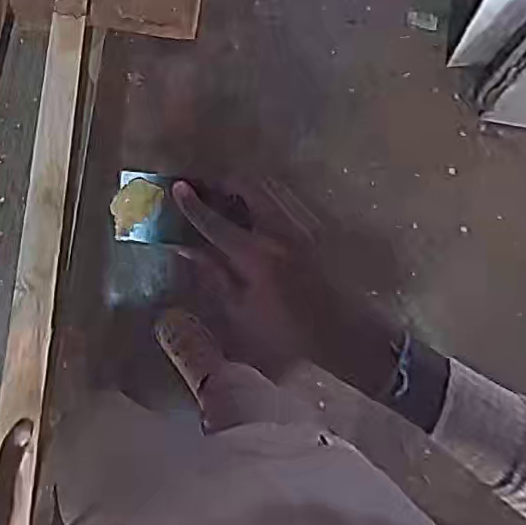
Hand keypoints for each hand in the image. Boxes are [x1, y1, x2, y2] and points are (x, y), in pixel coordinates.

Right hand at [171, 180, 402, 399]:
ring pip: (266, 191)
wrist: (349, 342)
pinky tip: (250, 213)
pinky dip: (259, 199)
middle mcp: (278, 233)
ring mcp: (299, 229)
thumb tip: (187, 249)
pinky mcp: (312, 233)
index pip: (215, 221)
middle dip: (220, 182)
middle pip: (246, 188)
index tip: (177, 187)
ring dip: (241, 188)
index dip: (193, 204)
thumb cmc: (288, 336)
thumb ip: (214, 276)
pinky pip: (280, 203)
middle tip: (201, 187)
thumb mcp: (242, 313)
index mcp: (255, 256)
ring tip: (223, 196)